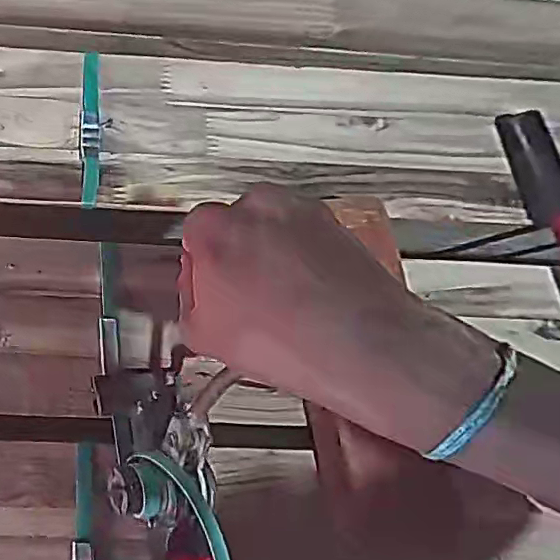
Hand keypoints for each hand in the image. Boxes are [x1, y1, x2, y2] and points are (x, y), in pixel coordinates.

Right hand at [176, 185, 499, 451]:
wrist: (371, 350)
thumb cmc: (295, 341)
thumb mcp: (203, 333)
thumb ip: (188, 299)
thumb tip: (195, 294)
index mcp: (214, 229)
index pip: (191, 233)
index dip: (198, 265)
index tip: (205, 284)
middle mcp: (257, 209)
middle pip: (230, 224)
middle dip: (233, 254)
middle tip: (238, 292)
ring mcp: (301, 212)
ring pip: (268, 228)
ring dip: (266, 253)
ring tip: (275, 297)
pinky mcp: (336, 223)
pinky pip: (303, 235)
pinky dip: (300, 256)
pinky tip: (302, 295)